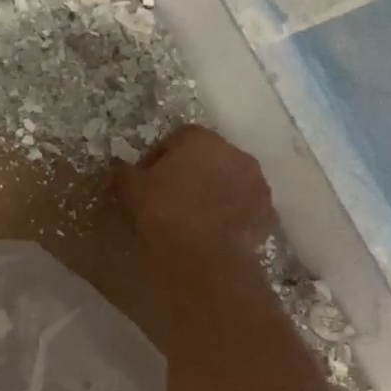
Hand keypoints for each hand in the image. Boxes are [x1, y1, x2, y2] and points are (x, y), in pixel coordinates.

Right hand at [115, 124, 274, 254]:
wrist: (203, 253)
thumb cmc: (161, 210)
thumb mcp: (127, 187)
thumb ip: (124, 171)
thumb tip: (122, 167)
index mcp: (200, 141)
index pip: (179, 136)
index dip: (160, 155)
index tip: (147, 176)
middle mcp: (235, 154)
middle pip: (209, 155)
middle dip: (192, 169)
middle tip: (169, 192)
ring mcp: (257, 183)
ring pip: (230, 179)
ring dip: (214, 189)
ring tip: (191, 213)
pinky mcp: (268, 211)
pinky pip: (244, 203)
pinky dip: (230, 210)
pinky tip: (210, 228)